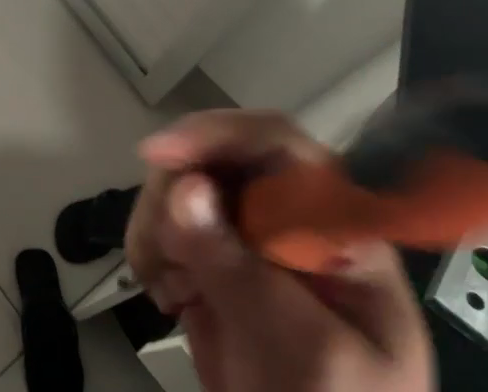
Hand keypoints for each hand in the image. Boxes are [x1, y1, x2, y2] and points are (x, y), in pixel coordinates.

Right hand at [126, 110, 432, 391]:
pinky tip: (168, 298)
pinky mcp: (213, 266)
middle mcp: (291, 222)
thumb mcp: (307, 351)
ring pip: (179, 190)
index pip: (280, 146)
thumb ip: (244, 273)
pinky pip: (164, 228)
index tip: (157, 155)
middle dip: (173, 196)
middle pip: (215, 160)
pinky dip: (151, 253)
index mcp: (337, 230)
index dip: (219, 135)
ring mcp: (249, 243)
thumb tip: (181, 188)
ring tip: (167, 289)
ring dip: (156, 230)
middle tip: (160, 256)